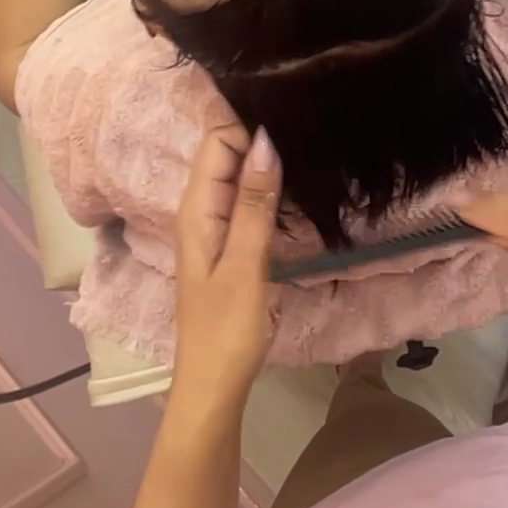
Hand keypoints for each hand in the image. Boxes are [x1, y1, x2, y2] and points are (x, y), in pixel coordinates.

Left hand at [169, 125, 281, 406]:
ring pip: (239, 176)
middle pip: (227, 153)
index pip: (218, 141)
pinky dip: (268, 188)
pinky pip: (246, 199)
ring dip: (267, 162)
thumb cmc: (227, 327)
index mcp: (197, 208)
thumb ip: (255, 202)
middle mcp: (201, 209)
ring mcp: (216, 226)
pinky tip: (296, 186)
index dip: (250, 127)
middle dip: (260, 137)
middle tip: (309, 130)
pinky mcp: (231, 242)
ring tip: (310, 149)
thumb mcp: (245, 263)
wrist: (214, 385)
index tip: (294, 122)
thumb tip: (266, 140)